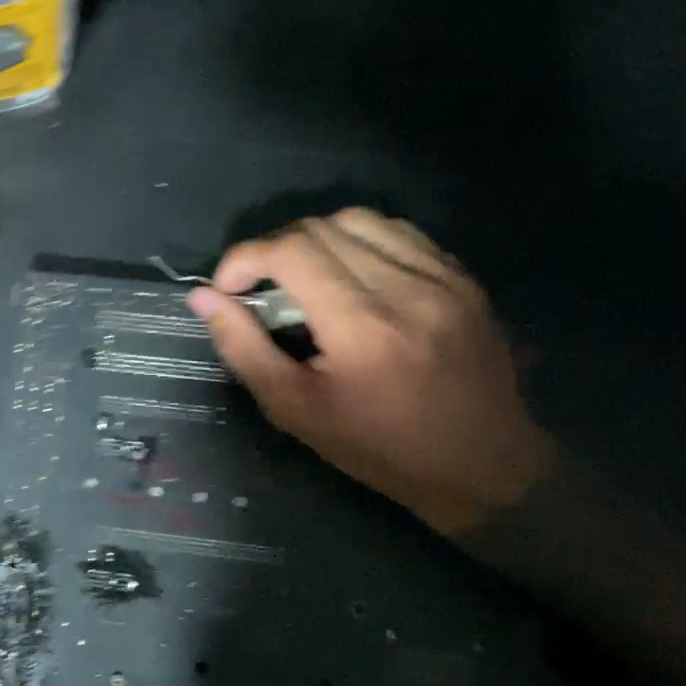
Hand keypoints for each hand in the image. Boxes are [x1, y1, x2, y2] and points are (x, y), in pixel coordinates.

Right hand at [189, 208, 555, 534]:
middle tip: (260, 287)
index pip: (291, 251)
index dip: (244, 258)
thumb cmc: (377, 446)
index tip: (228, 288)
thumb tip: (203, 298)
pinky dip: (360, 242)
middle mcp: (406, 290)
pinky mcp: (463, 278)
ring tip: (304, 276)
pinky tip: (351, 276)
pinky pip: (399, 233)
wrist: (482, 466)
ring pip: (360, 220)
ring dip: (316, 239)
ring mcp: (442, 278)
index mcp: (362, 327)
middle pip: (320, 228)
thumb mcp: (294, 409)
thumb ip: (244, 348)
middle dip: (274, 249)